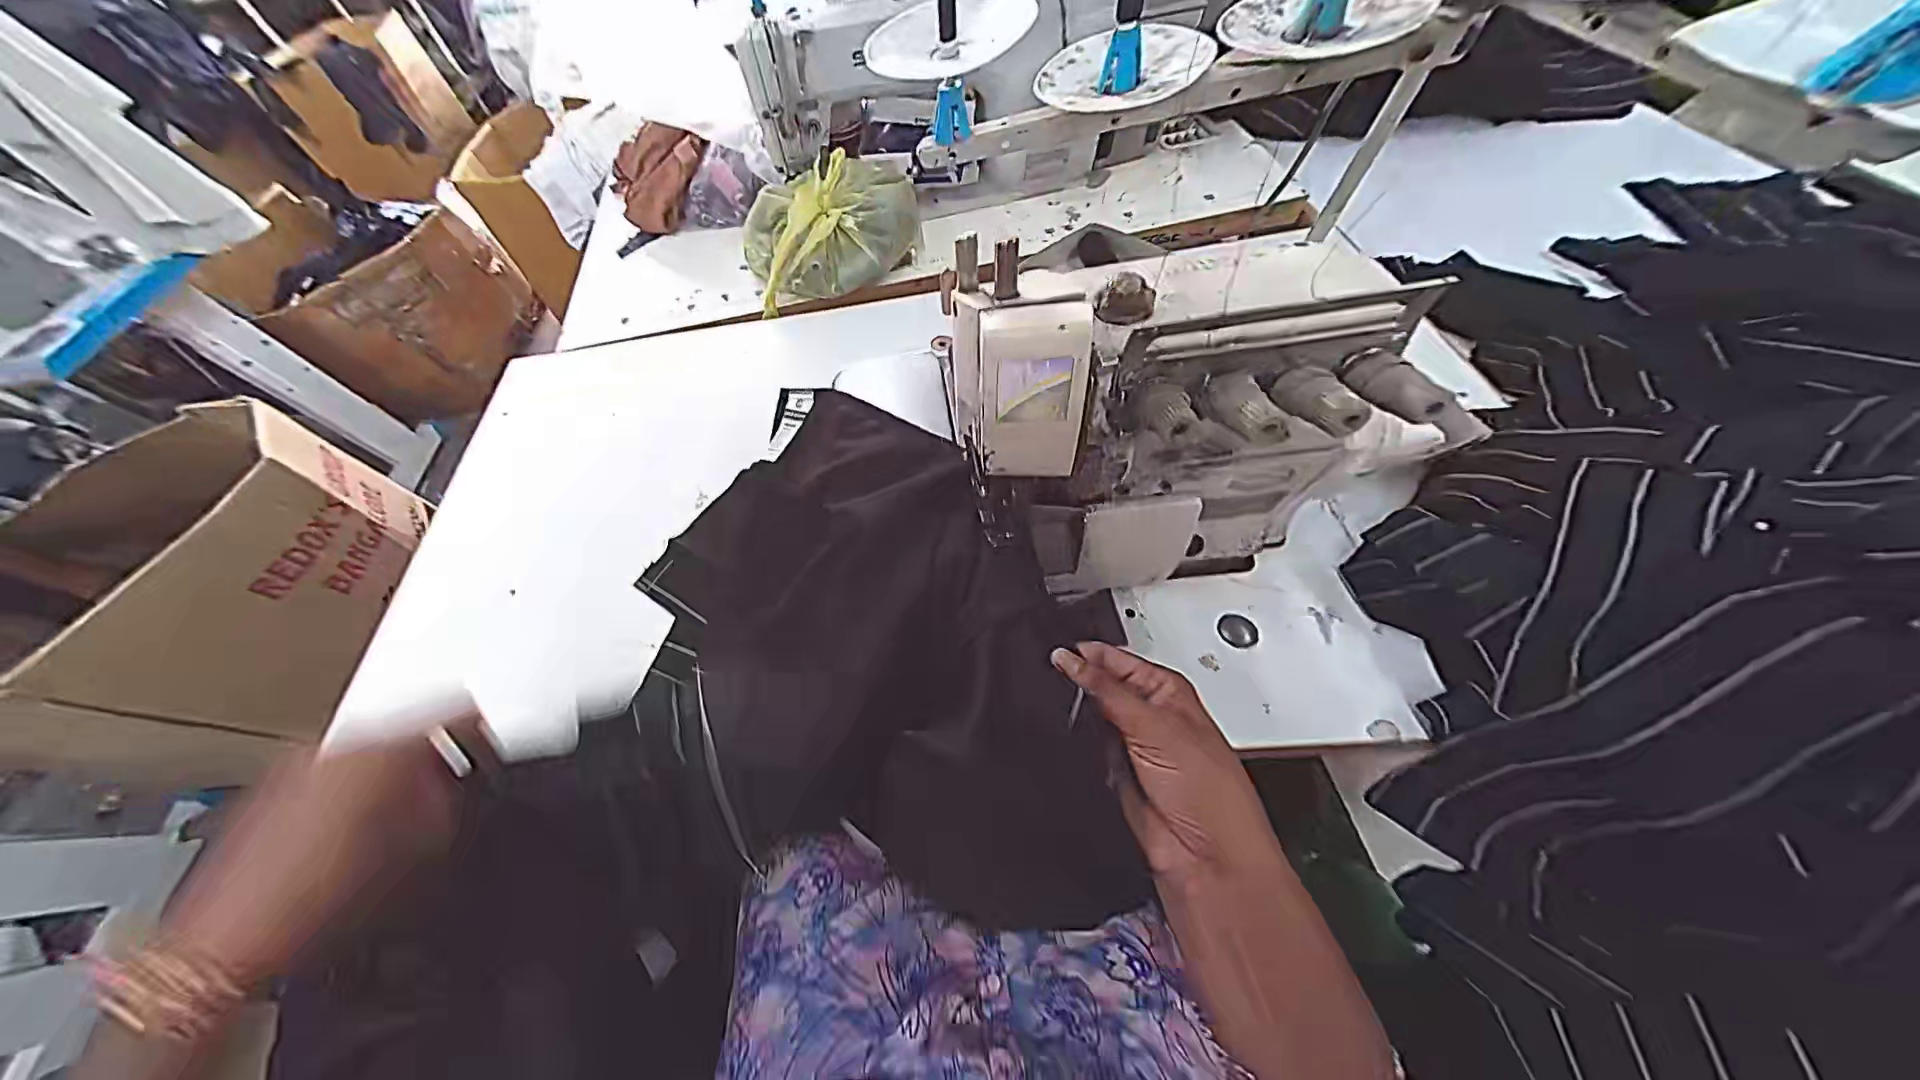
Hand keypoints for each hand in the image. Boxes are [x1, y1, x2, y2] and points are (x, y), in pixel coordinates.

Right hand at [1051, 642, 1284, 885]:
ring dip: (1079, 721)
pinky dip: (1078, 751)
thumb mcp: (1155, 726)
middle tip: (1058, 681)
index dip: (1088, 654)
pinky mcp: (1115, 776)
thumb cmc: (1213, 794)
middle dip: (1080, 687)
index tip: (1059, 652)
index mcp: (1168, 692)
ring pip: (1090, 721)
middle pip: (1102, 689)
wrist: (1209, 861)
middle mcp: (1150, 717)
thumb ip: (1108, 691)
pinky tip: (1075, 748)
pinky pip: (1085, 753)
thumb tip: (1071, 660)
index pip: (1118, 660)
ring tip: (1070, 719)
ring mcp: (1132, 747)